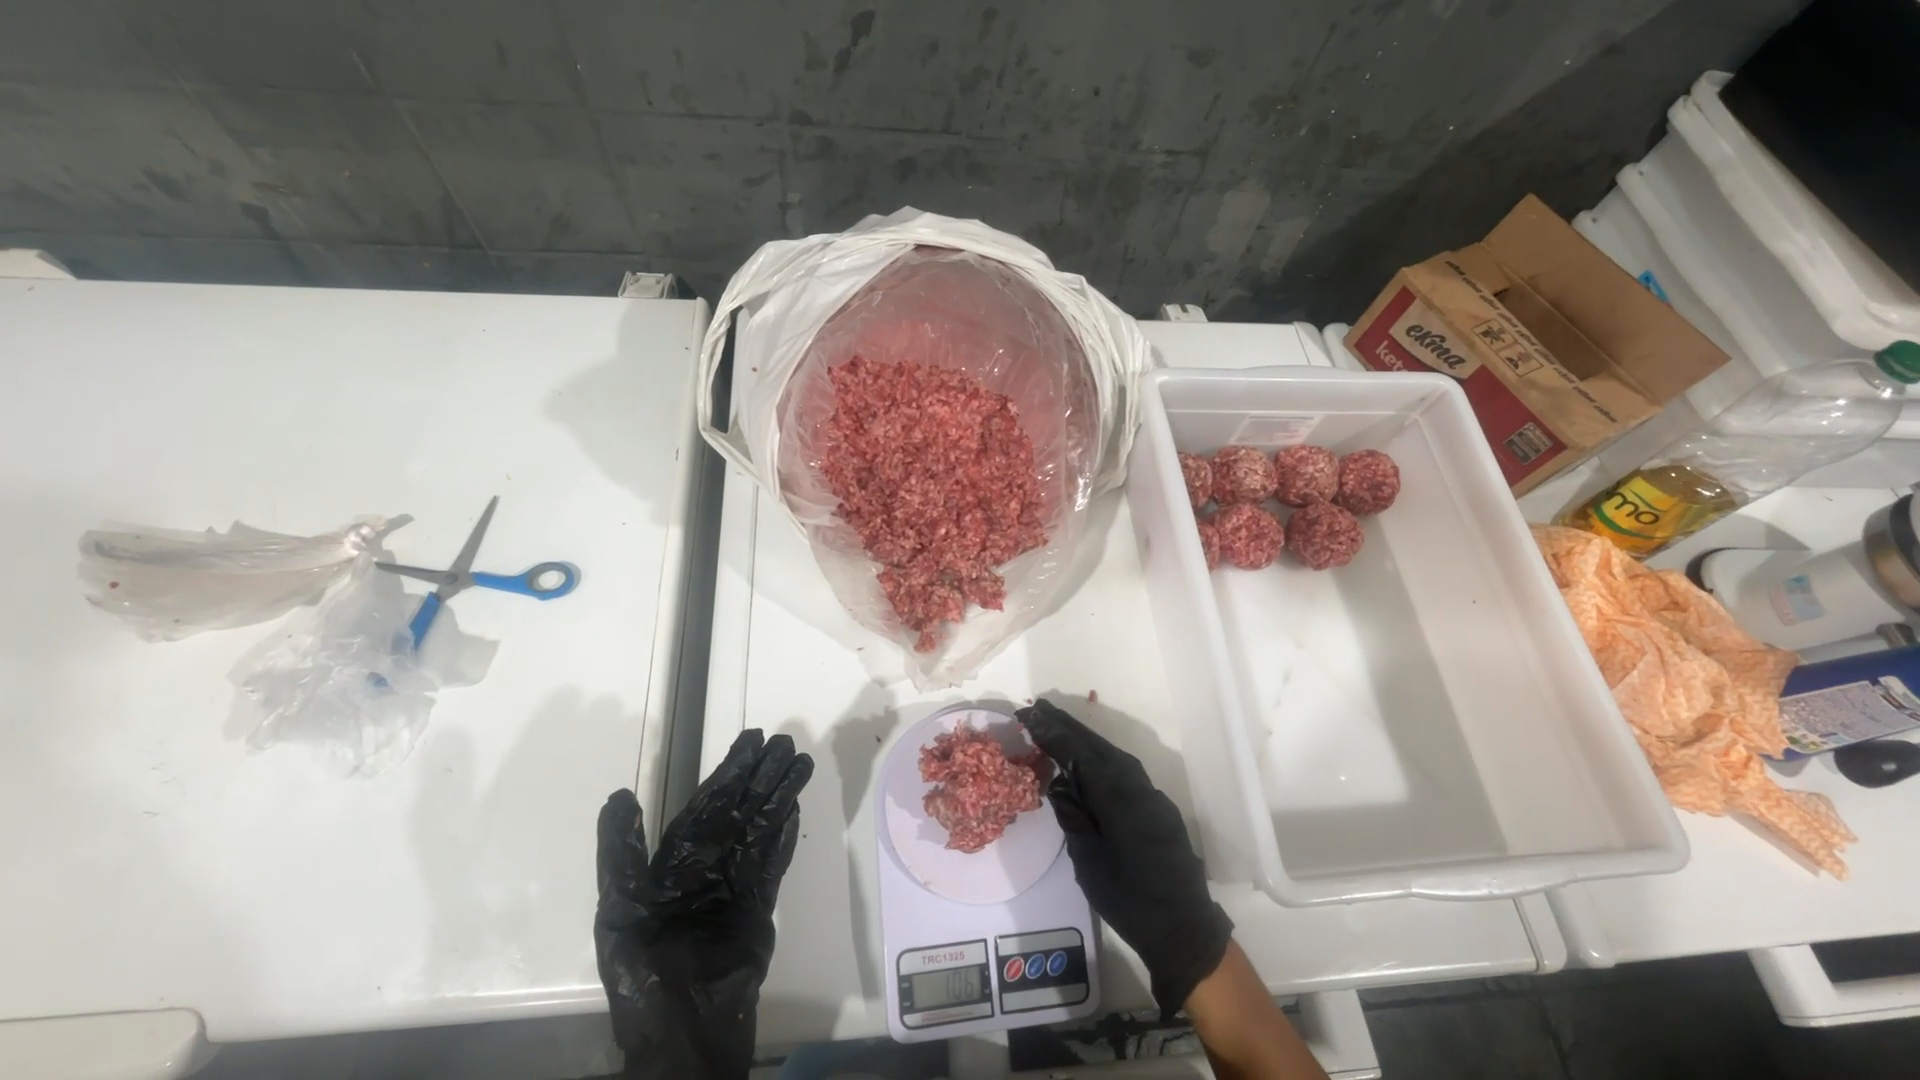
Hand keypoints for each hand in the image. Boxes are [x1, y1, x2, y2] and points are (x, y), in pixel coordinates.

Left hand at [595, 729, 813, 1079]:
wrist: (685, 1030)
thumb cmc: (644, 972)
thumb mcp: (619, 908)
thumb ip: (620, 852)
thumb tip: (622, 796)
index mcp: (671, 864)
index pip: (705, 805)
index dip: (728, 771)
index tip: (750, 742)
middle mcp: (705, 867)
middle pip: (738, 810)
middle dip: (761, 776)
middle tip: (785, 742)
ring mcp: (734, 887)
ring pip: (760, 829)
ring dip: (780, 796)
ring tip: (801, 765)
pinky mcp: (758, 908)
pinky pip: (772, 864)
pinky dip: (783, 837)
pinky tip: (795, 808)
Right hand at [1018, 699, 1232, 1018]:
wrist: (1184, 928)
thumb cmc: (1129, 899)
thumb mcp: (1088, 861)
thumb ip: (1073, 816)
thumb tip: (1061, 782)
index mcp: (1120, 797)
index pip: (1081, 753)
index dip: (1053, 733)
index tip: (1029, 714)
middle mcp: (1139, 787)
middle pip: (1099, 747)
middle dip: (1068, 727)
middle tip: (1039, 708)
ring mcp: (1153, 797)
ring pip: (1115, 757)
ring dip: (1085, 741)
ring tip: (1056, 728)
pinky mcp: (1158, 809)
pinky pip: (1125, 773)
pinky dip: (1102, 760)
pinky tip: (1086, 763)